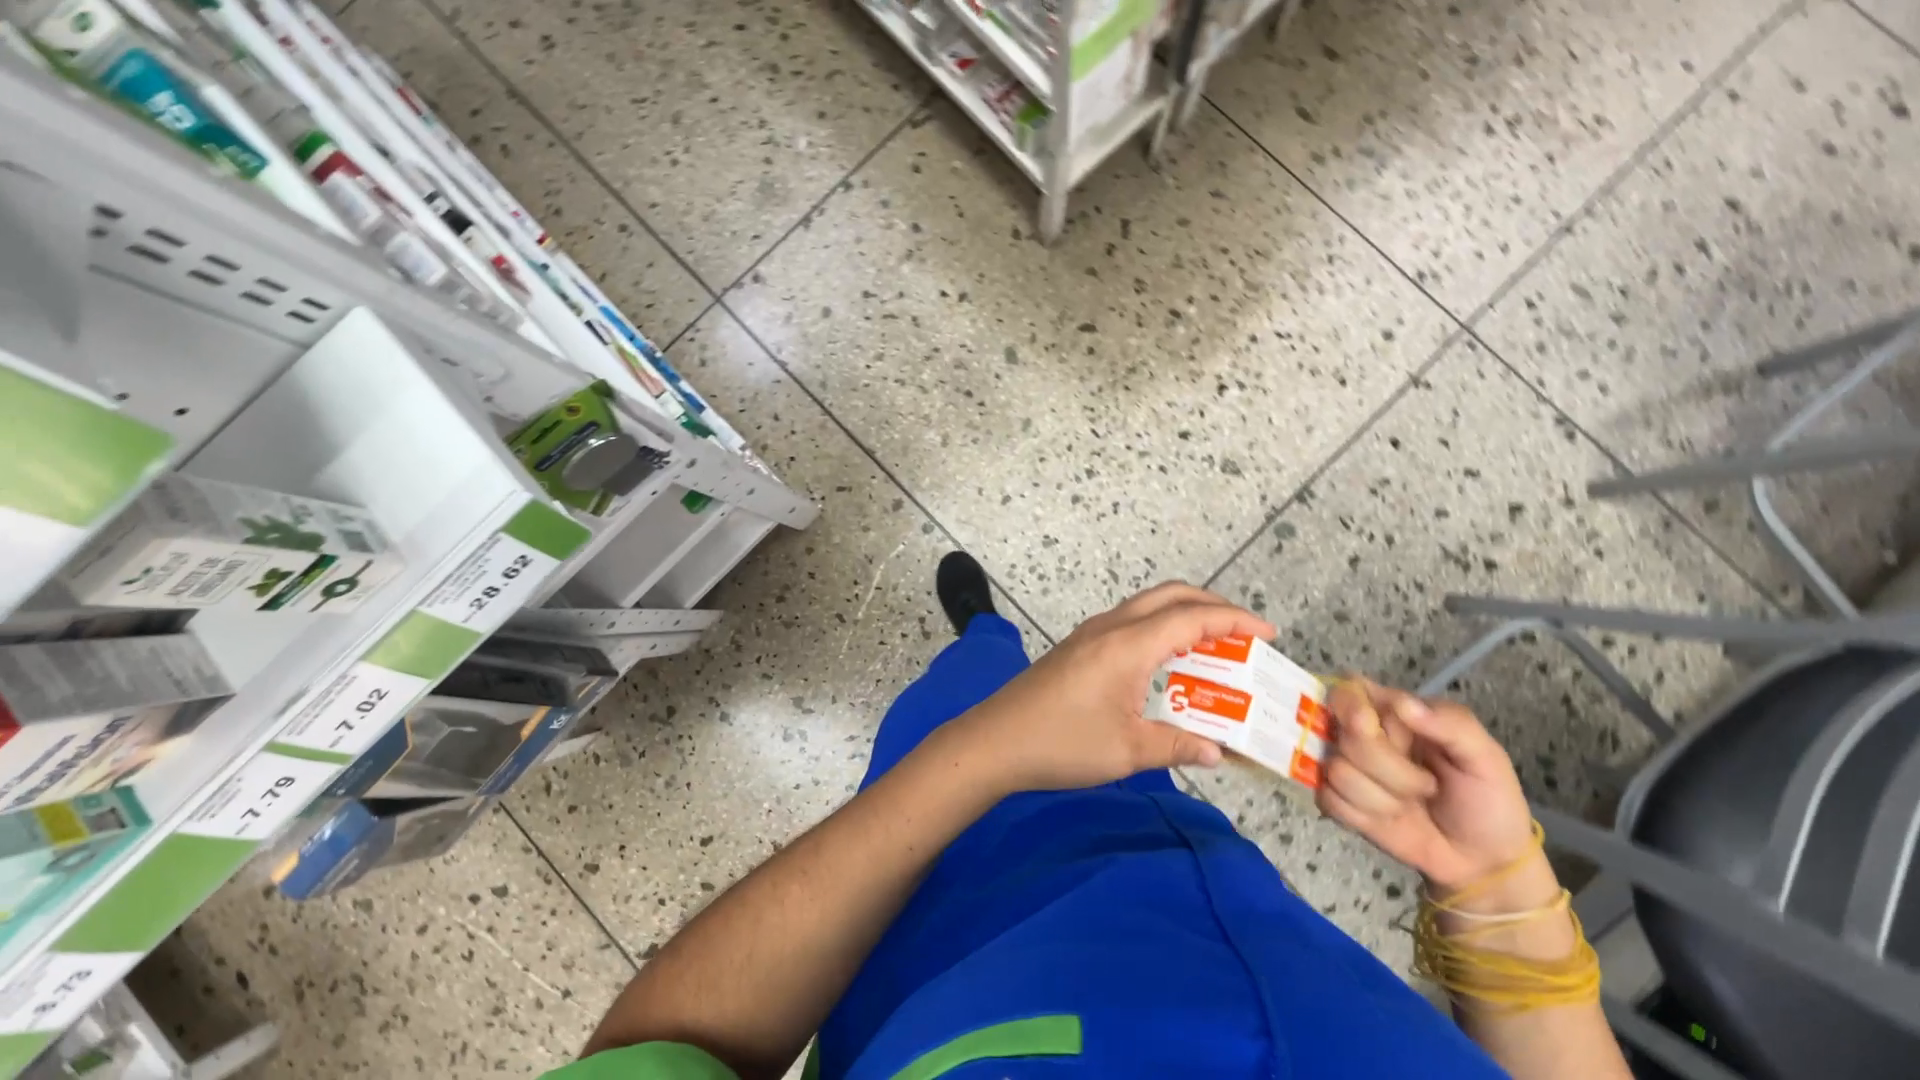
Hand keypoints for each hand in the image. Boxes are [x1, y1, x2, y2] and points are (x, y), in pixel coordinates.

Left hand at [946, 583, 1274, 793]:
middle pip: (1170, 596)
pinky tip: (1167, 659)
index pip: (1192, 618)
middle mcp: (1110, 628)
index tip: (1268, 632)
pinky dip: (1160, 627)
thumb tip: (1218, 751)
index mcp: (1128, 646)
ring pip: (1147, 605)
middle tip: (1245, 633)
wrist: (993, 743)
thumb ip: (1177, 745)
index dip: (1235, 620)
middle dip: (1213, 606)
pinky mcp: (1077, 647)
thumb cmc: (1061, 744)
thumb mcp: (1127, 752)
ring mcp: (1089, 634)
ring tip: (1214, 644)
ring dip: (1184, 614)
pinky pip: (1130, 621)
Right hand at [1316, 678, 1535, 892]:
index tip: (1369, 724)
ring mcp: (1347, 769)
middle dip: (1386, 765)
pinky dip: (1362, 814)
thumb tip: (1402, 704)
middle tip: (1426, 784)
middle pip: (1342, 733)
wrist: (1482, 861)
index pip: (1349, 689)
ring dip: (1381, 797)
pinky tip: (1388, 819)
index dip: (1351, 705)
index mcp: (1395, 712)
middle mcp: (1363, 735)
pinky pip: (1328, 798)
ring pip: (1337, 770)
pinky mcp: (1337, 802)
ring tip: (1412, 804)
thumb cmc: (1488, 800)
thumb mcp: (1486, 758)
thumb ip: (1452, 724)